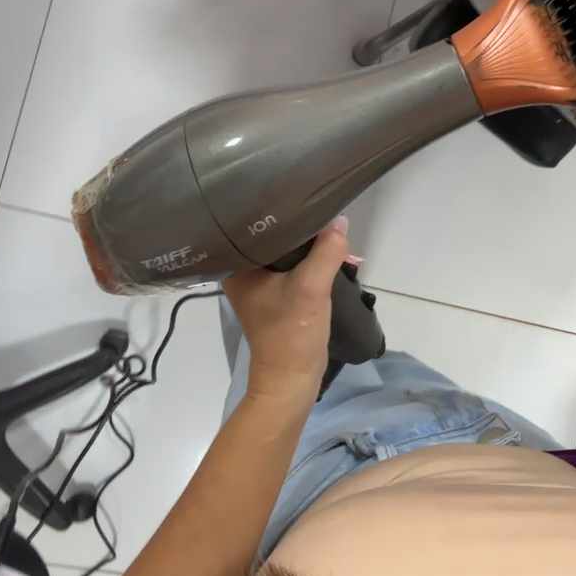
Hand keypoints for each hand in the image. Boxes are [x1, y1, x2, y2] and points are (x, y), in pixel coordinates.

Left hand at [221, 218, 350, 402]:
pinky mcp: (276, 295)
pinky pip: (295, 268)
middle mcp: (242, 270)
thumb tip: (339, 220)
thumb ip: (327, 251)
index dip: (283, 210)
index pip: (258, 225)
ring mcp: (259, 284)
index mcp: (237, 265)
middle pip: (276, 238)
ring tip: (334, 236)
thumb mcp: (312, 286)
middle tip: (327, 216)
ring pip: (288, 253)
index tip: (304, 198)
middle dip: (304, 230)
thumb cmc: (291, 332)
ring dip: (312, 247)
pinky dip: (312, 262)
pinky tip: (331, 254)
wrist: (292, 378)